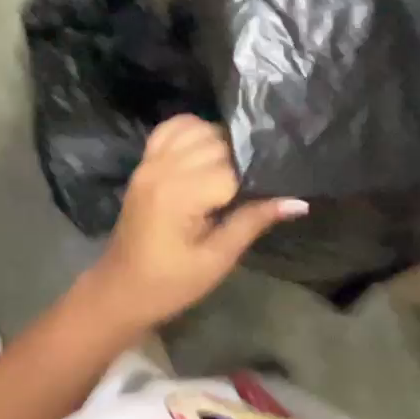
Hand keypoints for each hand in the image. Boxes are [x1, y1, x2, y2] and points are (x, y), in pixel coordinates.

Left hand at [84, 116, 308, 330]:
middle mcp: (163, 169)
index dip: (257, 177)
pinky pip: (169, 130)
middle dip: (239, 158)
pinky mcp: (143, 164)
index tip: (274, 189)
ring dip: (218, 141)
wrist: (120, 290)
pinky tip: (206, 149)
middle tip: (255, 184)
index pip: (232, 168)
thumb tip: (299, 202)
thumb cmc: (171, 283)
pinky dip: (192, 130)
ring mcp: (150, 163)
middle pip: (215, 142)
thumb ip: (253, 221)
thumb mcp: (217, 259)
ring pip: (195, 128)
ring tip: (232, 169)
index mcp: (180, 194)